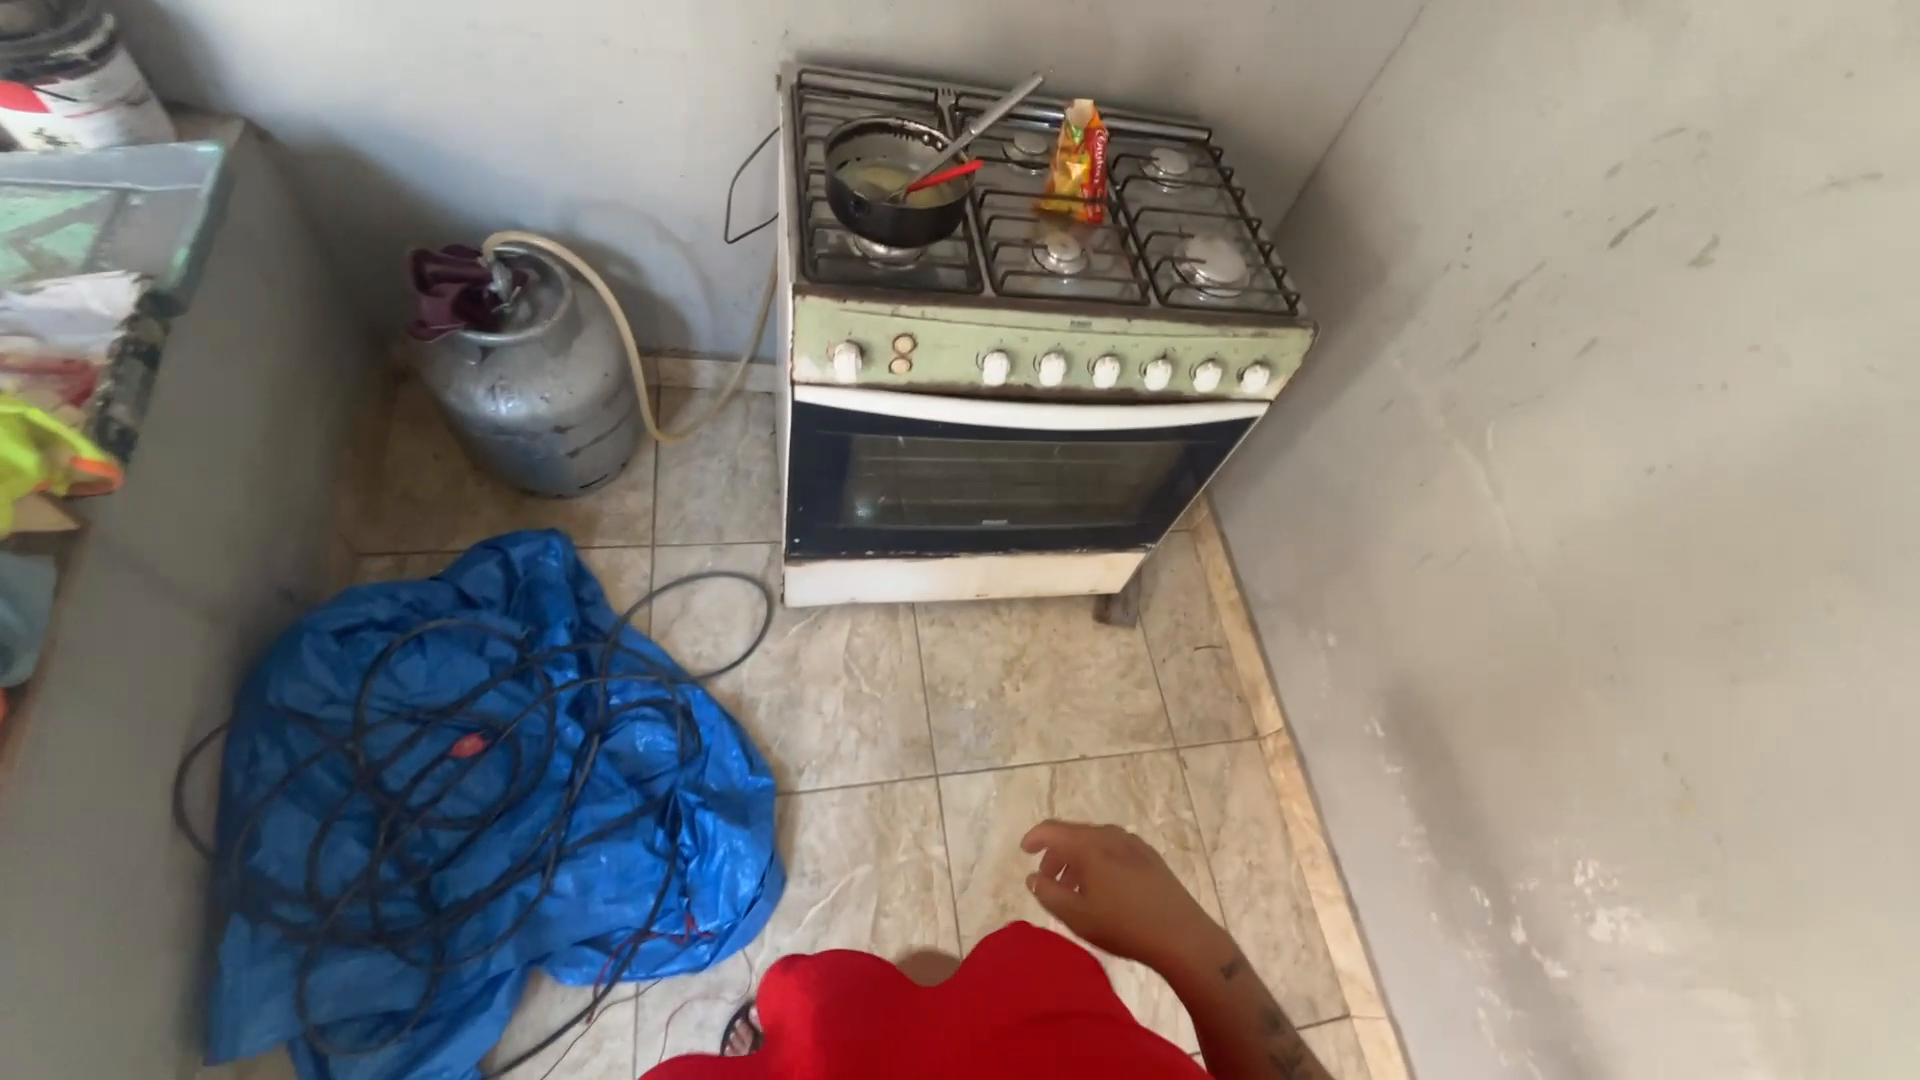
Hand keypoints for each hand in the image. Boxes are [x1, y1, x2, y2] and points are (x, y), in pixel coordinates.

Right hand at [1021, 819, 1228, 974]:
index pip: (1052, 830)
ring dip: (1077, 858)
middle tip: (1047, 879)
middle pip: (1073, 834)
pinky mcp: (1149, 856)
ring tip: (1074, 888)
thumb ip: (1048, 893)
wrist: (1181, 936)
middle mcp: (1109, 835)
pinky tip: (1103, 886)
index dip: (1034, 838)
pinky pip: (1113, 848)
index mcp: (1088, 845)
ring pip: (1095, 841)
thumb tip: (1033, 876)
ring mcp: (1132, 843)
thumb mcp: (1076, 916)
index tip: (1024, 851)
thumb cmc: (1123, 925)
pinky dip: (1098, 860)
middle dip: (1056, 853)